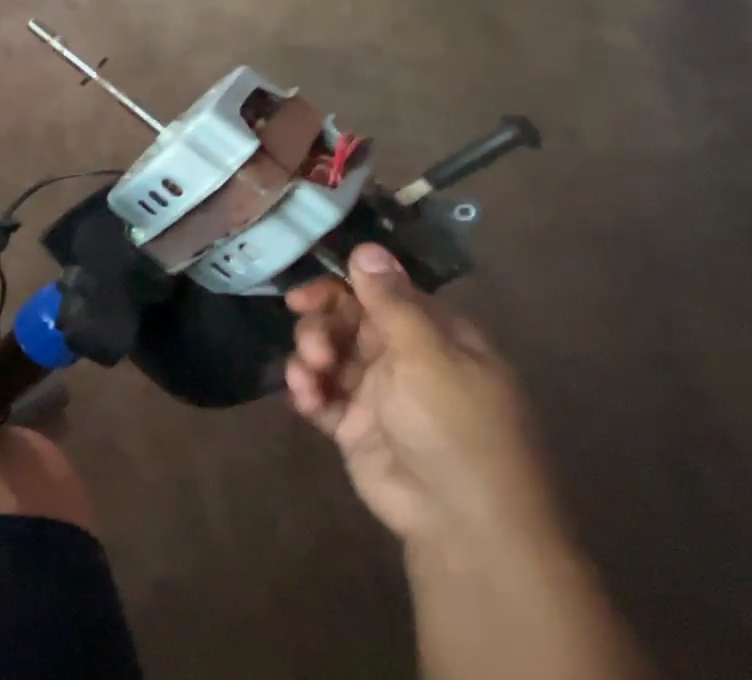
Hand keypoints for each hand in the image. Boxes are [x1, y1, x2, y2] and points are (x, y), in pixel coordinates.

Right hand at [285, 245, 557, 544]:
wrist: (459, 516)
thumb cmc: (455, 427)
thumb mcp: (427, 357)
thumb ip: (391, 303)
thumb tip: (366, 247)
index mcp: (436, 337)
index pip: (381, 294)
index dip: (341, 288)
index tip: (304, 295)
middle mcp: (406, 358)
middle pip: (346, 322)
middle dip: (320, 328)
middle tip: (313, 346)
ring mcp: (378, 393)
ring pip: (326, 354)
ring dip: (310, 359)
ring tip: (311, 379)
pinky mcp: (352, 424)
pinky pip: (318, 393)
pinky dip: (306, 391)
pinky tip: (305, 398)